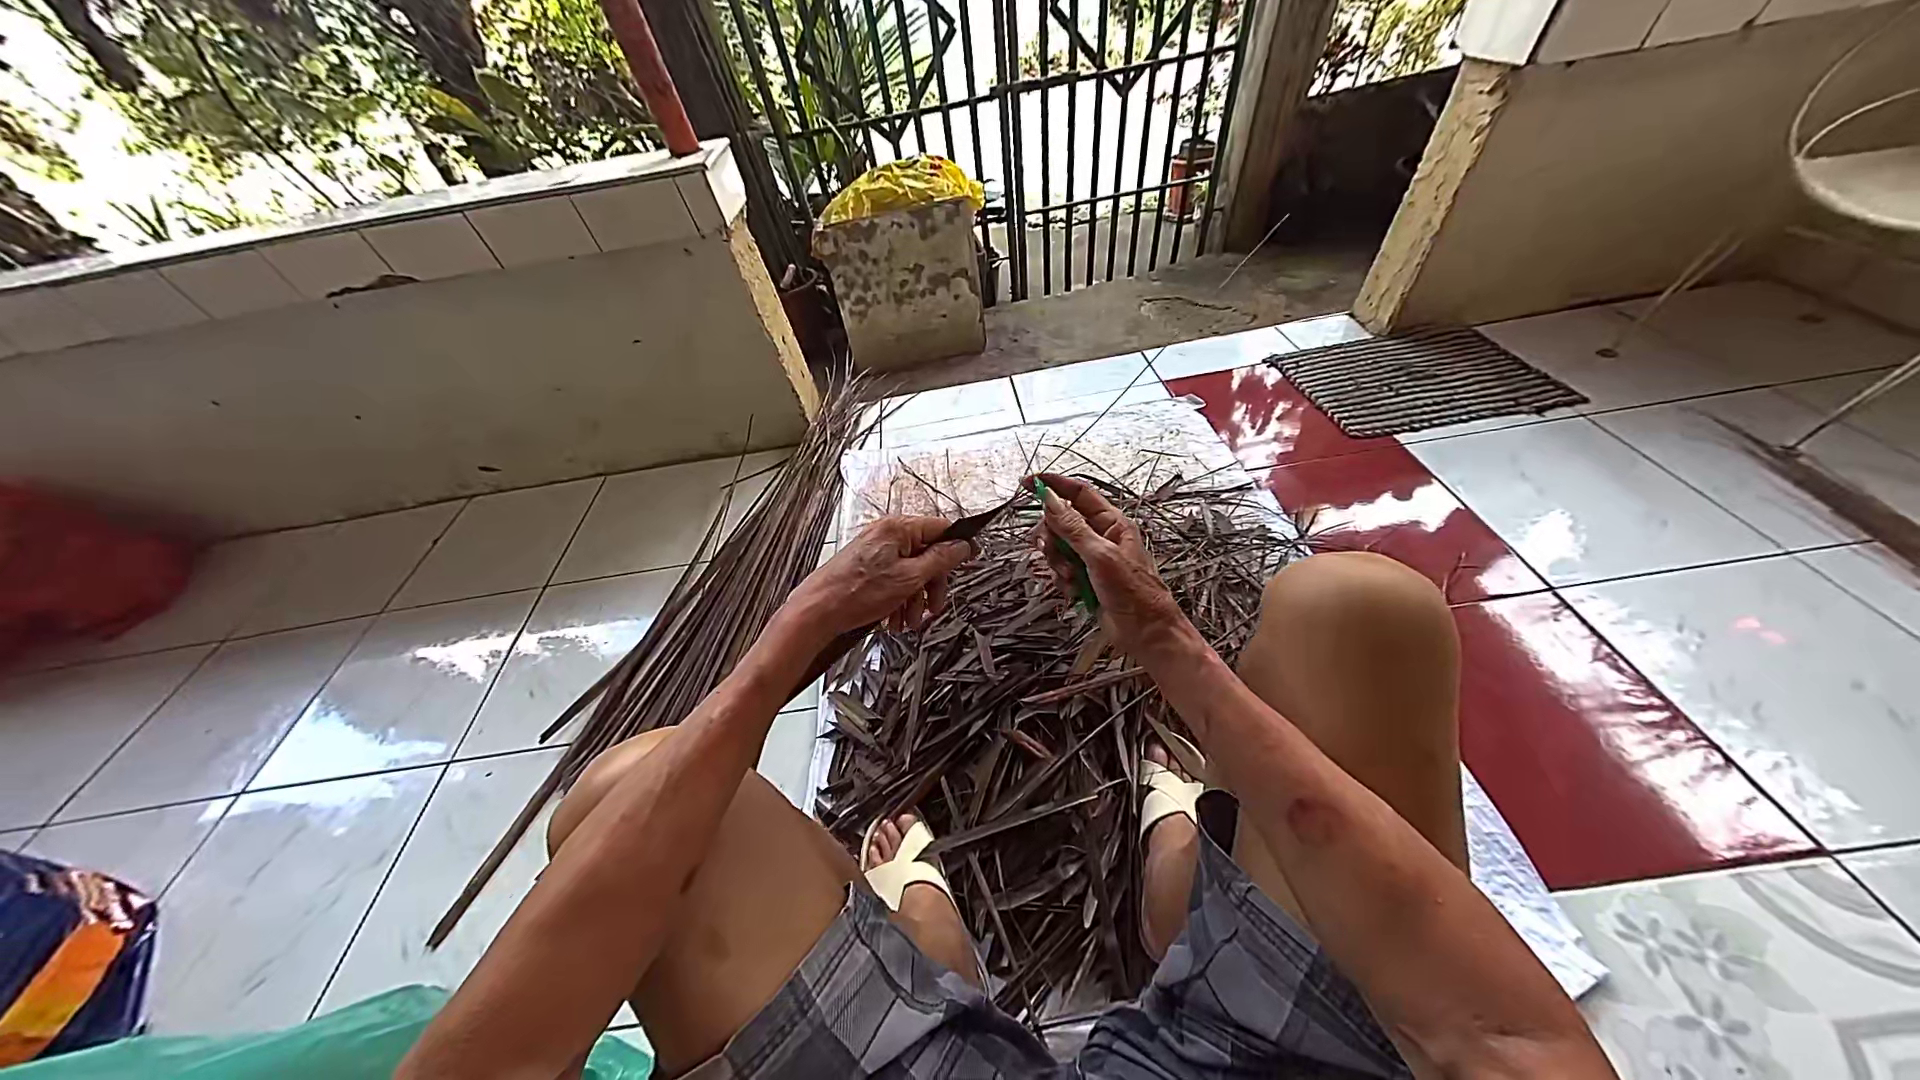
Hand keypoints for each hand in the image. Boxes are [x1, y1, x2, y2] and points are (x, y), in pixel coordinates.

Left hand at [786, 516, 974, 636]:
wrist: (817, 612)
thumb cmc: (855, 593)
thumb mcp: (910, 578)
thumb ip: (941, 560)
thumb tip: (963, 546)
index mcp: (898, 529)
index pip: (941, 529)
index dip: (958, 547)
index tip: (971, 560)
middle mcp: (886, 535)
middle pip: (927, 555)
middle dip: (932, 585)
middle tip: (933, 606)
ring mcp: (875, 551)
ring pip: (911, 572)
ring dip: (915, 598)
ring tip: (909, 620)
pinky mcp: (866, 568)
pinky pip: (894, 580)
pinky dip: (899, 600)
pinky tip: (895, 619)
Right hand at [1028, 473, 1191, 656]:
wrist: (1145, 632)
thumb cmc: (1136, 594)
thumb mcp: (1101, 555)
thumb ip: (1072, 527)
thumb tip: (1051, 500)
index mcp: (1112, 523)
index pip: (1078, 493)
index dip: (1054, 486)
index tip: (1030, 484)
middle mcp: (1101, 537)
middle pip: (1061, 522)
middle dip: (1052, 538)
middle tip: (1051, 550)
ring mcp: (1091, 558)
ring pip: (1057, 548)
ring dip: (1058, 563)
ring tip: (1072, 577)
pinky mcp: (1084, 578)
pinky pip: (1060, 570)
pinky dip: (1062, 580)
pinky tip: (1076, 589)